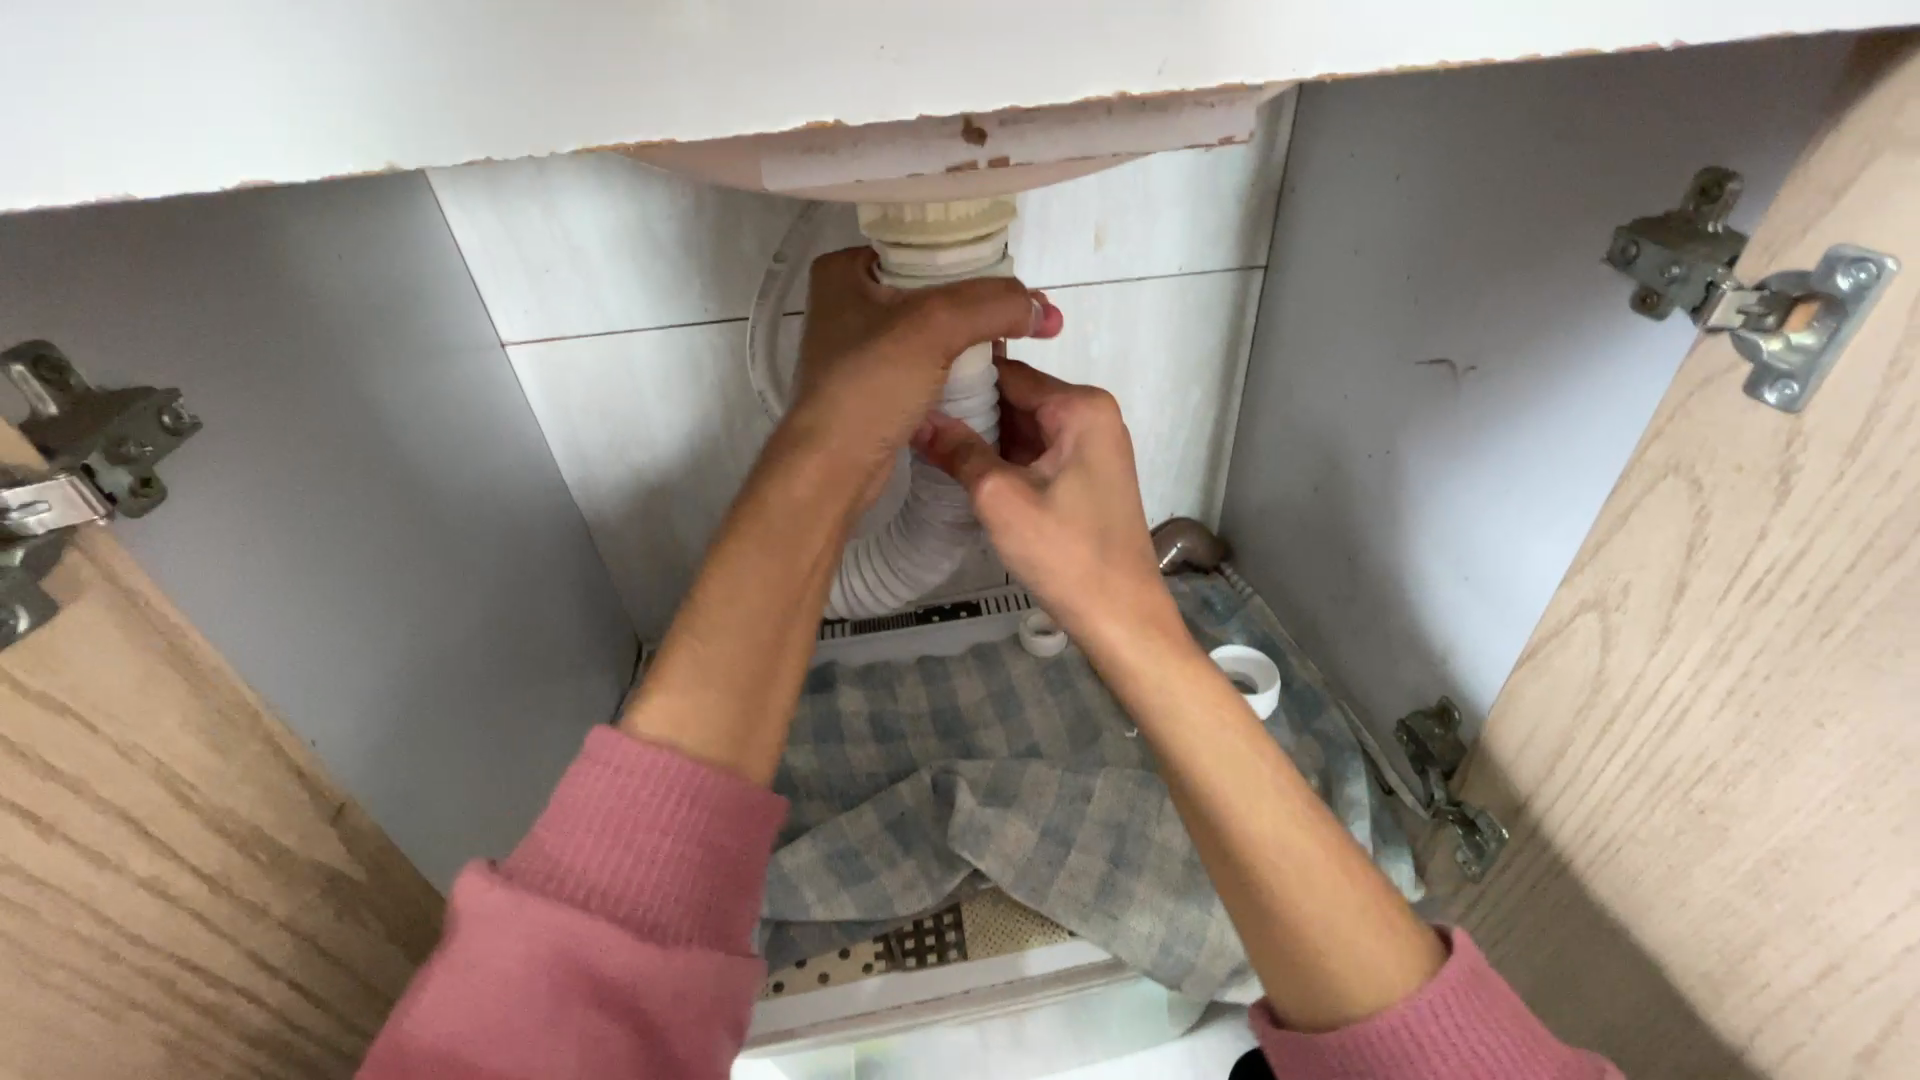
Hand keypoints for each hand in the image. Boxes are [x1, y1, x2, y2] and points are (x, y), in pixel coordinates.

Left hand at [786, 247, 1062, 510]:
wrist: (832, 468)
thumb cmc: (870, 386)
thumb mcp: (934, 328)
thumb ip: (992, 306)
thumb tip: (1043, 309)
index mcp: (846, 269)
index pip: (926, 249)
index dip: (978, 263)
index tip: (1019, 285)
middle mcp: (849, 302)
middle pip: (934, 289)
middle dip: (983, 305)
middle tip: (1029, 318)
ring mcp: (861, 348)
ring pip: (934, 330)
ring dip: (973, 338)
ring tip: (1018, 344)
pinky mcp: (875, 386)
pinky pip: (928, 364)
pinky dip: (957, 368)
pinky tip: (988, 375)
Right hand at [913, 356, 1182, 652]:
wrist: (1119, 615)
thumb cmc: (1065, 552)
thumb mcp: (1001, 497)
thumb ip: (959, 451)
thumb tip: (917, 419)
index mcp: (1081, 407)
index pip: (1009, 373)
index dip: (961, 378)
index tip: (914, 384)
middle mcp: (1092, 416)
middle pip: (1018, 398)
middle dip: (970, 409)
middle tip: (913, 415)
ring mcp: (1092, 448)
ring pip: (1025, 428)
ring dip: (985, 436)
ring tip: (928, 439)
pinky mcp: (1086, 477)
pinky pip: (1037, 453)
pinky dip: (1005, 459)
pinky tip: (964, 467)